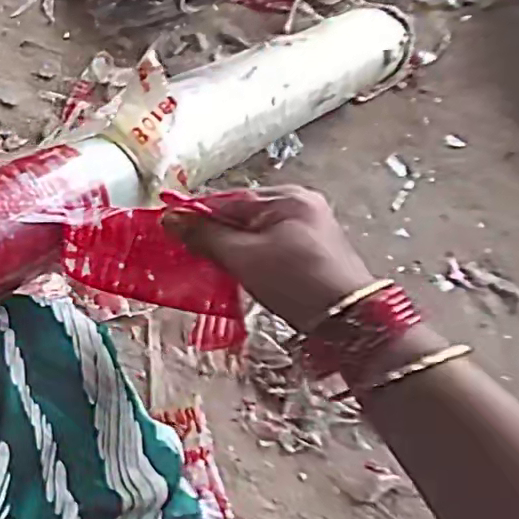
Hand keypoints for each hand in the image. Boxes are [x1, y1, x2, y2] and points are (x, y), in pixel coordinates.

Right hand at [163, 185, 375, 332]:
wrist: (350, 321)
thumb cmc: (295, 282)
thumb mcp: (243, 257)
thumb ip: (204, 235)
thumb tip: (170, 218)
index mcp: (286, 197)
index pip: (226, 200)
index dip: (194, 215)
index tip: (168, 229)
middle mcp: (300, 204)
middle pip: (240, 214)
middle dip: (214, 233)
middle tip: (189, 252)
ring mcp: (309, 226)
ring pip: (254, 230)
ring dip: (231, 246)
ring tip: (212, 265)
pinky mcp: (313, 249)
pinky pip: (269, 243)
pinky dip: (250, 255)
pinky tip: (239, 271)